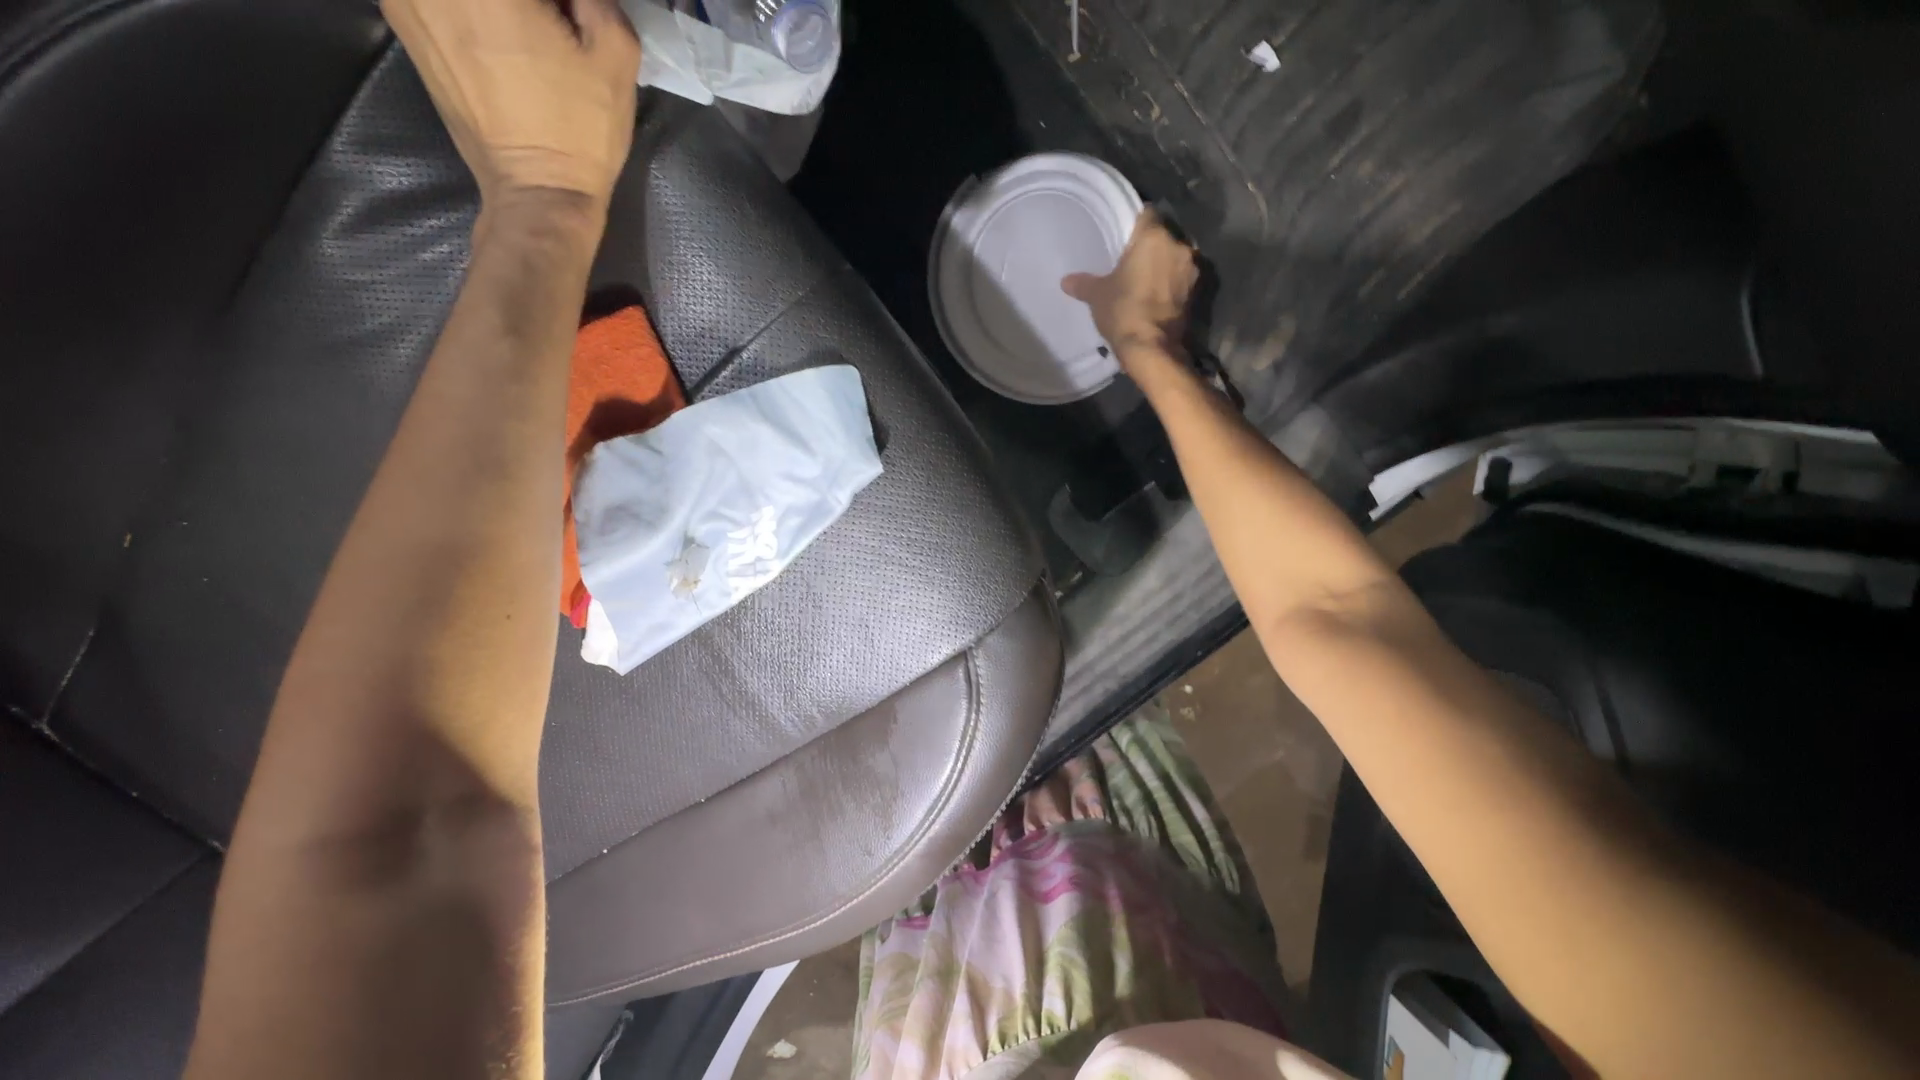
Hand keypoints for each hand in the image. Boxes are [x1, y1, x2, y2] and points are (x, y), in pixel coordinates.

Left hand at [383, 0, 641, 209]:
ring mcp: (407, 1)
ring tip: (530, 30)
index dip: (557, 2)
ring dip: (498, 11)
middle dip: (531, 7)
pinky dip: (467, 11)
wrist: (537, 191)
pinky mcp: (404, 25)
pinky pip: (432, 0)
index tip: (569, 12)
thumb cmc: (581, 127)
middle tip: (551, 20)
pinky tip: (499, 36)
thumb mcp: (615, 51)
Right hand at [1062, 208, 1199, 364]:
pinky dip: (1170, 284)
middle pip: (1163, 237)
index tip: (1124, 231)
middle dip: (1150, 246)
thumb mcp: (1097, 295)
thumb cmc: (1123, 311)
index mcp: (1154, 237)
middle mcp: (1179, 246)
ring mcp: (1191, 270)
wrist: (1152, 348)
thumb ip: (1084, 283)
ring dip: (1163, 265)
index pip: (1147, 213)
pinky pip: (1180, 279)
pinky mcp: (1196, 292)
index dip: (1135, 221)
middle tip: (1131, 258)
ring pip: (1174, 258)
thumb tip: (1066, 281)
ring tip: (1144, 278)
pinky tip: (1156, 294)